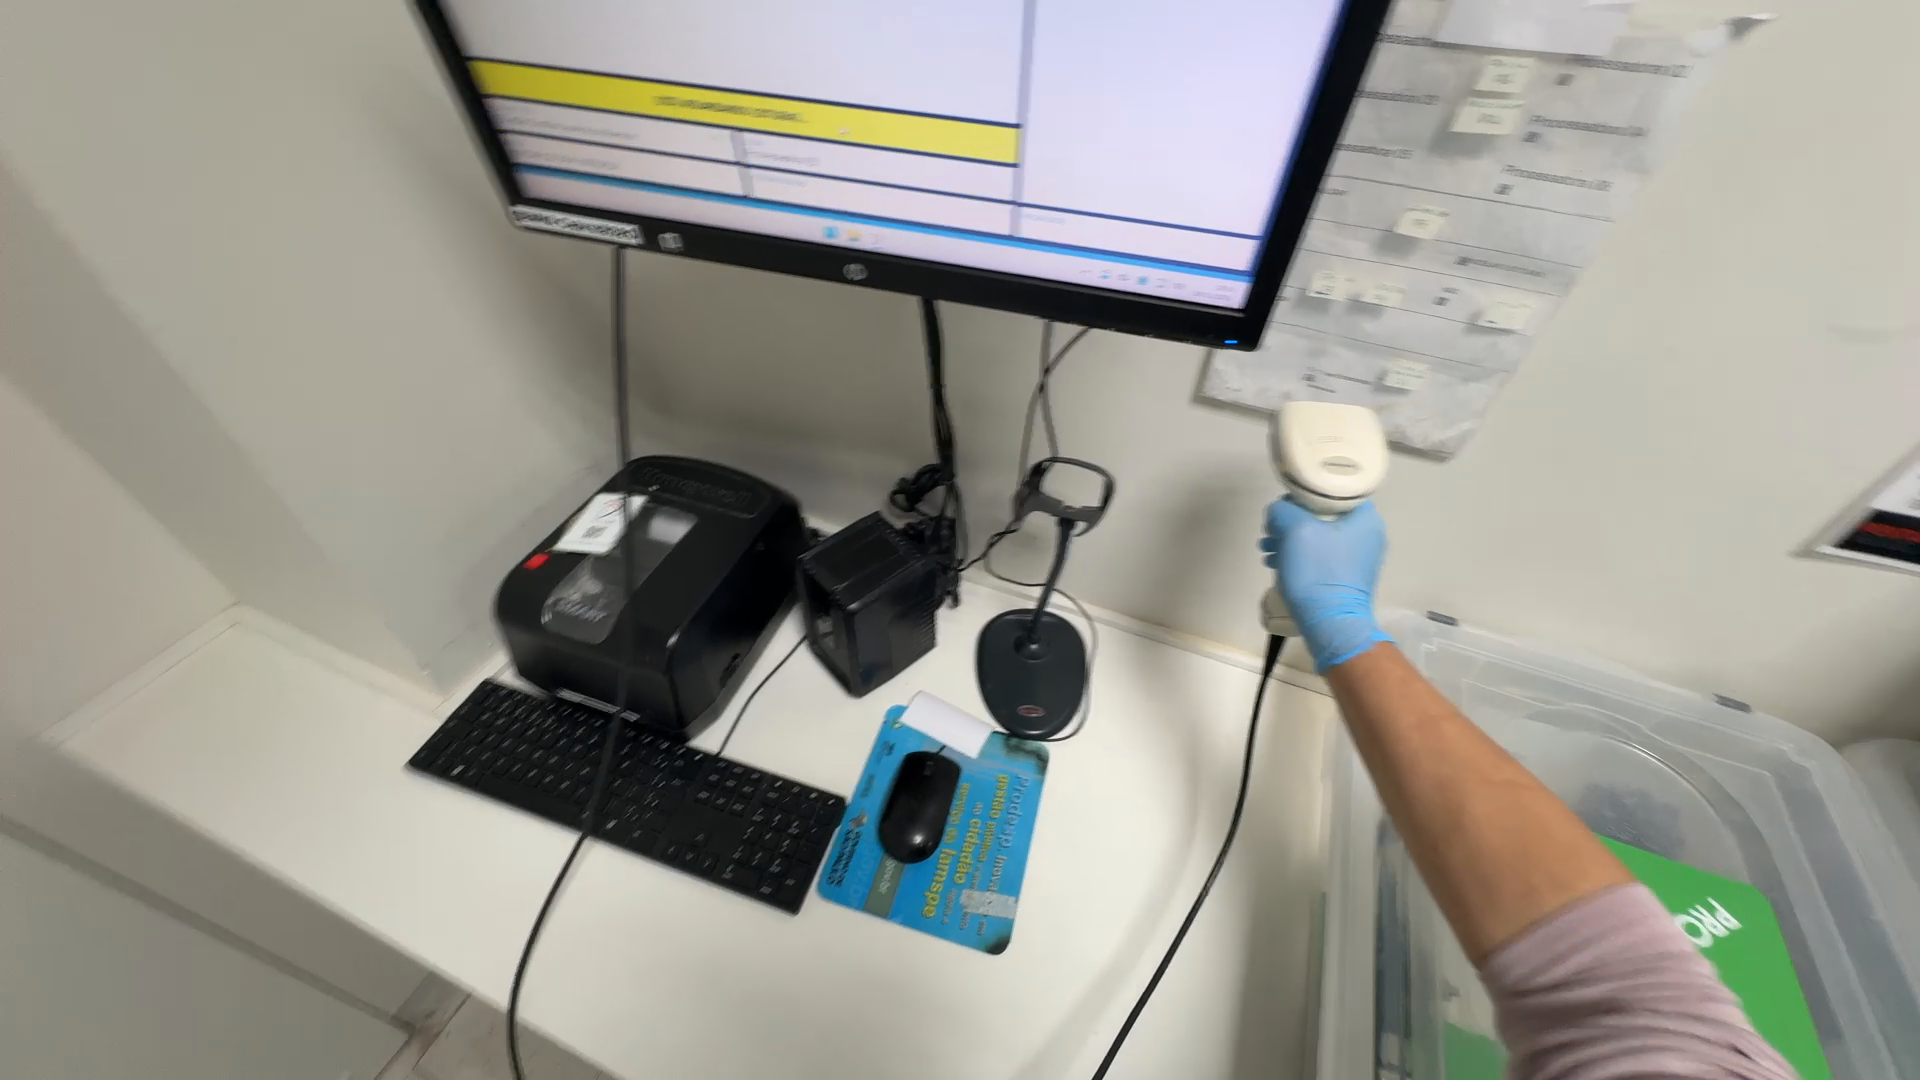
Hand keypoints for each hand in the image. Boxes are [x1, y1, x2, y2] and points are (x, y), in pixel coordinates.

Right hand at [1260, 497, 1391, 671]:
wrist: (1330, 622)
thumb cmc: (1316, 571)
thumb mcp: (1295, 530)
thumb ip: (1283, 510)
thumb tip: (1279, 512)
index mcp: (1365, 519)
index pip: (1333, 491)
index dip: (1304, 494)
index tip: (1284, 506)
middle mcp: (1367, 536)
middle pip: (1323, 515)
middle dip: (1292, 521)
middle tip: (1270, 531)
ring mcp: (1358, 558)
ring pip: (1318, 537)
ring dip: (1291, 540)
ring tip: (1268, 550)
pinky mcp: (1346, 577)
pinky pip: (1320, 556)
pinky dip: (1299, 556)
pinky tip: (1278, 564)